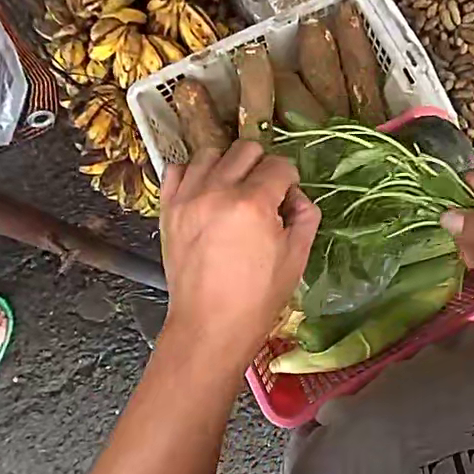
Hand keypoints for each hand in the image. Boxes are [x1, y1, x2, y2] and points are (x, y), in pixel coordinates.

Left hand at [158, 141, 318, 360]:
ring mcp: (188, 198)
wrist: (210, 324)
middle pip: (246, 149)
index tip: (287, 199)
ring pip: (211, 153)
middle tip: (264, 192)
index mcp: (253, 204)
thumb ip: (305, 216)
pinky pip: (178, 169)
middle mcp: (217, 192)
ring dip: (228, 166)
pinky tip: (206, 194)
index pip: (279, 166)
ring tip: (233, 192)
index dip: (290, 180)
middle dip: (262, 165)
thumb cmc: (258, 297)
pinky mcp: (168, 209)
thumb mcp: (296, 257)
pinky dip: (194, 174)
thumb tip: (297, 197)